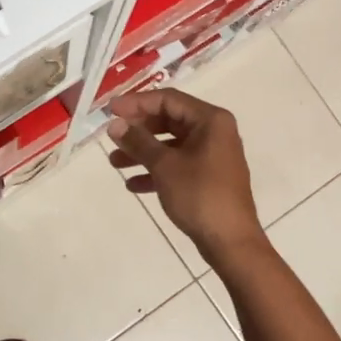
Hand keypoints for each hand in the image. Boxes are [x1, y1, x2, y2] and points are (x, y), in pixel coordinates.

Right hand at [107, 89, 265, 261]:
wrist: (230, 241)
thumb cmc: (199, 195)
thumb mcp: (164, 166)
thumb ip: (138, 142)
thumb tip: (115, 125)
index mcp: (211, 120)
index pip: (168, 100)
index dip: (137, 103)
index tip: (110, 111)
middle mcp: (215, 132)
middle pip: (170, 121)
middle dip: (139, 130)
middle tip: (112, 136)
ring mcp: (213, 156)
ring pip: (172, 146)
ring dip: (143, 152)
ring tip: (114, 163)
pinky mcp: (209, 178)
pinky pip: (179, 166)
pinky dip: (157, 172)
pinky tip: (134, 185)